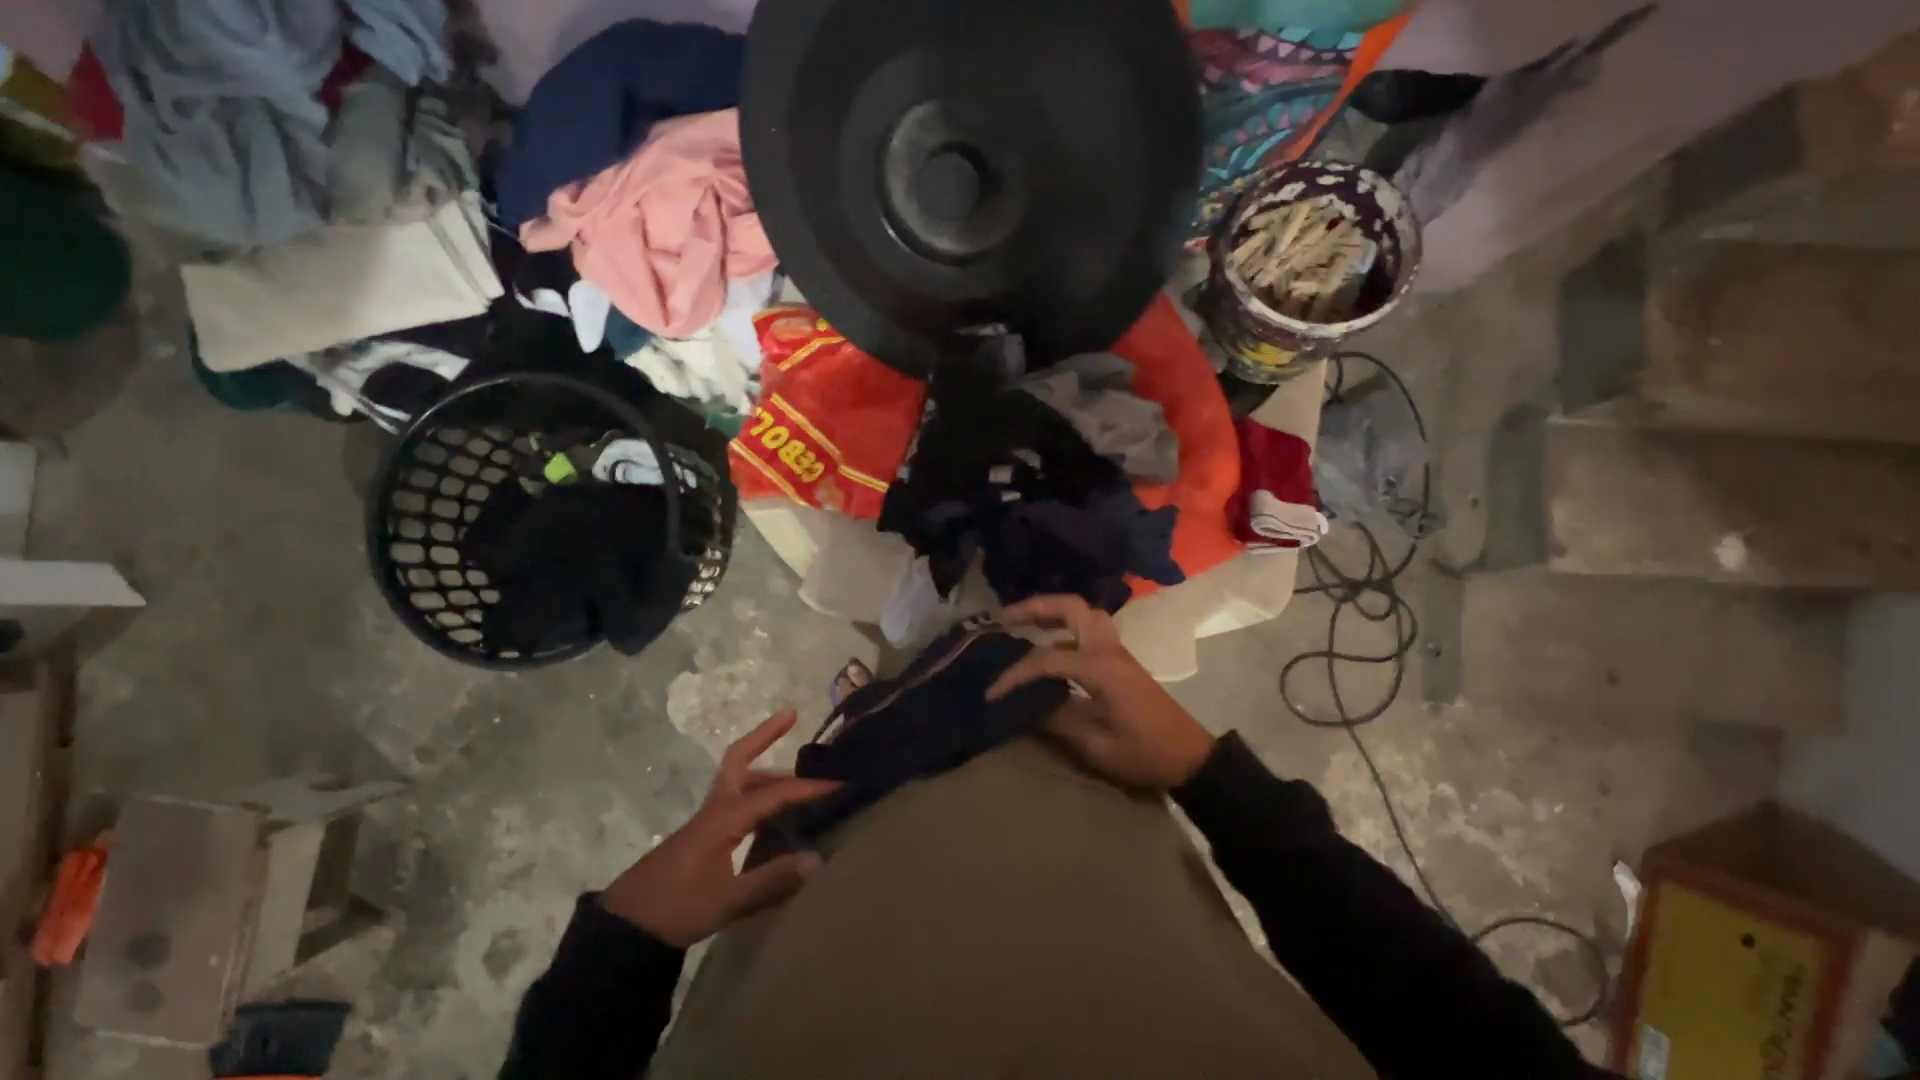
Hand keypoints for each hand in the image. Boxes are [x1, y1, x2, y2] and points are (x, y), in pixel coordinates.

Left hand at [599, 709, 839, 947]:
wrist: (625, 927)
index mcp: (724, 819)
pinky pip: (734, 802)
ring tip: (796, 777)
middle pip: (739, 760)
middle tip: (791, 715)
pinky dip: (755, 795)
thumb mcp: (727, 902)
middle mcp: (715, 811)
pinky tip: (771, 815)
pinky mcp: (700, 839)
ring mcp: (705, 824)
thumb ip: (771, 881)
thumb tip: (816, 859)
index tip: (839, 784)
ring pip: (737, 781)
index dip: (808, 788)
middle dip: (764, 735)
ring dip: (765, 770)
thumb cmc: (676, 909)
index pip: (774, 793)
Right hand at [986, 595, 1216, 791]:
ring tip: (1022, 624)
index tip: (992, 693)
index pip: (1046, 660)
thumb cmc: (1146, 754)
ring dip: (1053, 613)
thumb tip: (1028, 705)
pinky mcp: (1121, 663)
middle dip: (1037, 607)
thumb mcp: (1098, 746)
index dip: (1016, 674)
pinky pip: (1089, 632)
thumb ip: (1060, 720)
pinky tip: (1047, 646)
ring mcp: (1117, 653)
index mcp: (1101, 667)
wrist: (1191, 757)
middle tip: (1006, 618)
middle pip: (1072, 608)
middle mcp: (1108, 650)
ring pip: (1083, 615)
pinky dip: (1064, 629)